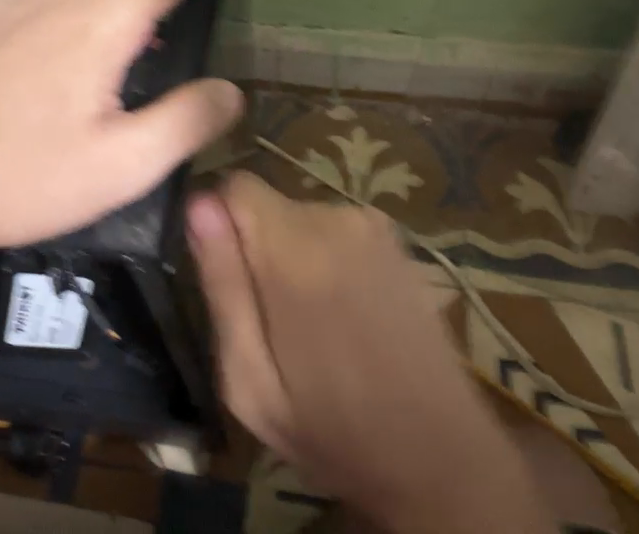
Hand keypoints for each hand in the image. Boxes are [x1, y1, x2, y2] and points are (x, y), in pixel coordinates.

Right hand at [189, 173, 555, 533]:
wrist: (439, 453)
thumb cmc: (332, 428)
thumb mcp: (250, 379)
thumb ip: (223, 285)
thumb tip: (199, 205)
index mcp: (295, 250)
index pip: (234, 186)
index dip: (219, 226)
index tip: (227, 280)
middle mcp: (338, 219)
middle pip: (269, 207)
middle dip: (258, 252)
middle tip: (271, 326)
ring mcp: (376, 227)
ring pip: (302, 220)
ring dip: (294, 260)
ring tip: (312, 332)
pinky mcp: (399, 242)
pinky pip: (337, 234)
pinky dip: (330, 264)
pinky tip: (348, 321)